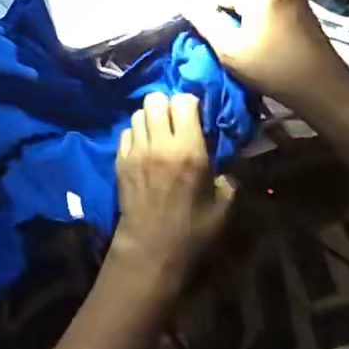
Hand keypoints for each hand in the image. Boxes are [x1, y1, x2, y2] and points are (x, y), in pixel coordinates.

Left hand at [108, 92, 233, 290]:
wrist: (151, 249)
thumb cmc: (192, 230)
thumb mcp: (223, 204)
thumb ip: (228, 176)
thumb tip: (226, 160)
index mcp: (188, 150)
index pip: (183, 101)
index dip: (190, 103)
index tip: (195, 114)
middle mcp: (159, 144)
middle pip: (156, 99)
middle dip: (166, 104)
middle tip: (175, 119)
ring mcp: (135, 151)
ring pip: (138, 113)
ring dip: (150, 118)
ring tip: (159, 132)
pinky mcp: (119, 160)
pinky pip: (126, 132)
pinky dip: (136, 134)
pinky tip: (144, 147)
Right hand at [185, 0, 348, 117]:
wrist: (323, 88)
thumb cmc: (273, 69)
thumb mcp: (229, 49)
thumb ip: (205, 23)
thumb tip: (186, 4)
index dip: (210, 16)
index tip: (211, 39)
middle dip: (229, 18)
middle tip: (228, 46)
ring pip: (256, 4)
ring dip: (246, 22)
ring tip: (246, 48)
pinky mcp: (305, 11)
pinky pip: (272, 11)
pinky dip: (263, 24)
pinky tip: (265, 46)